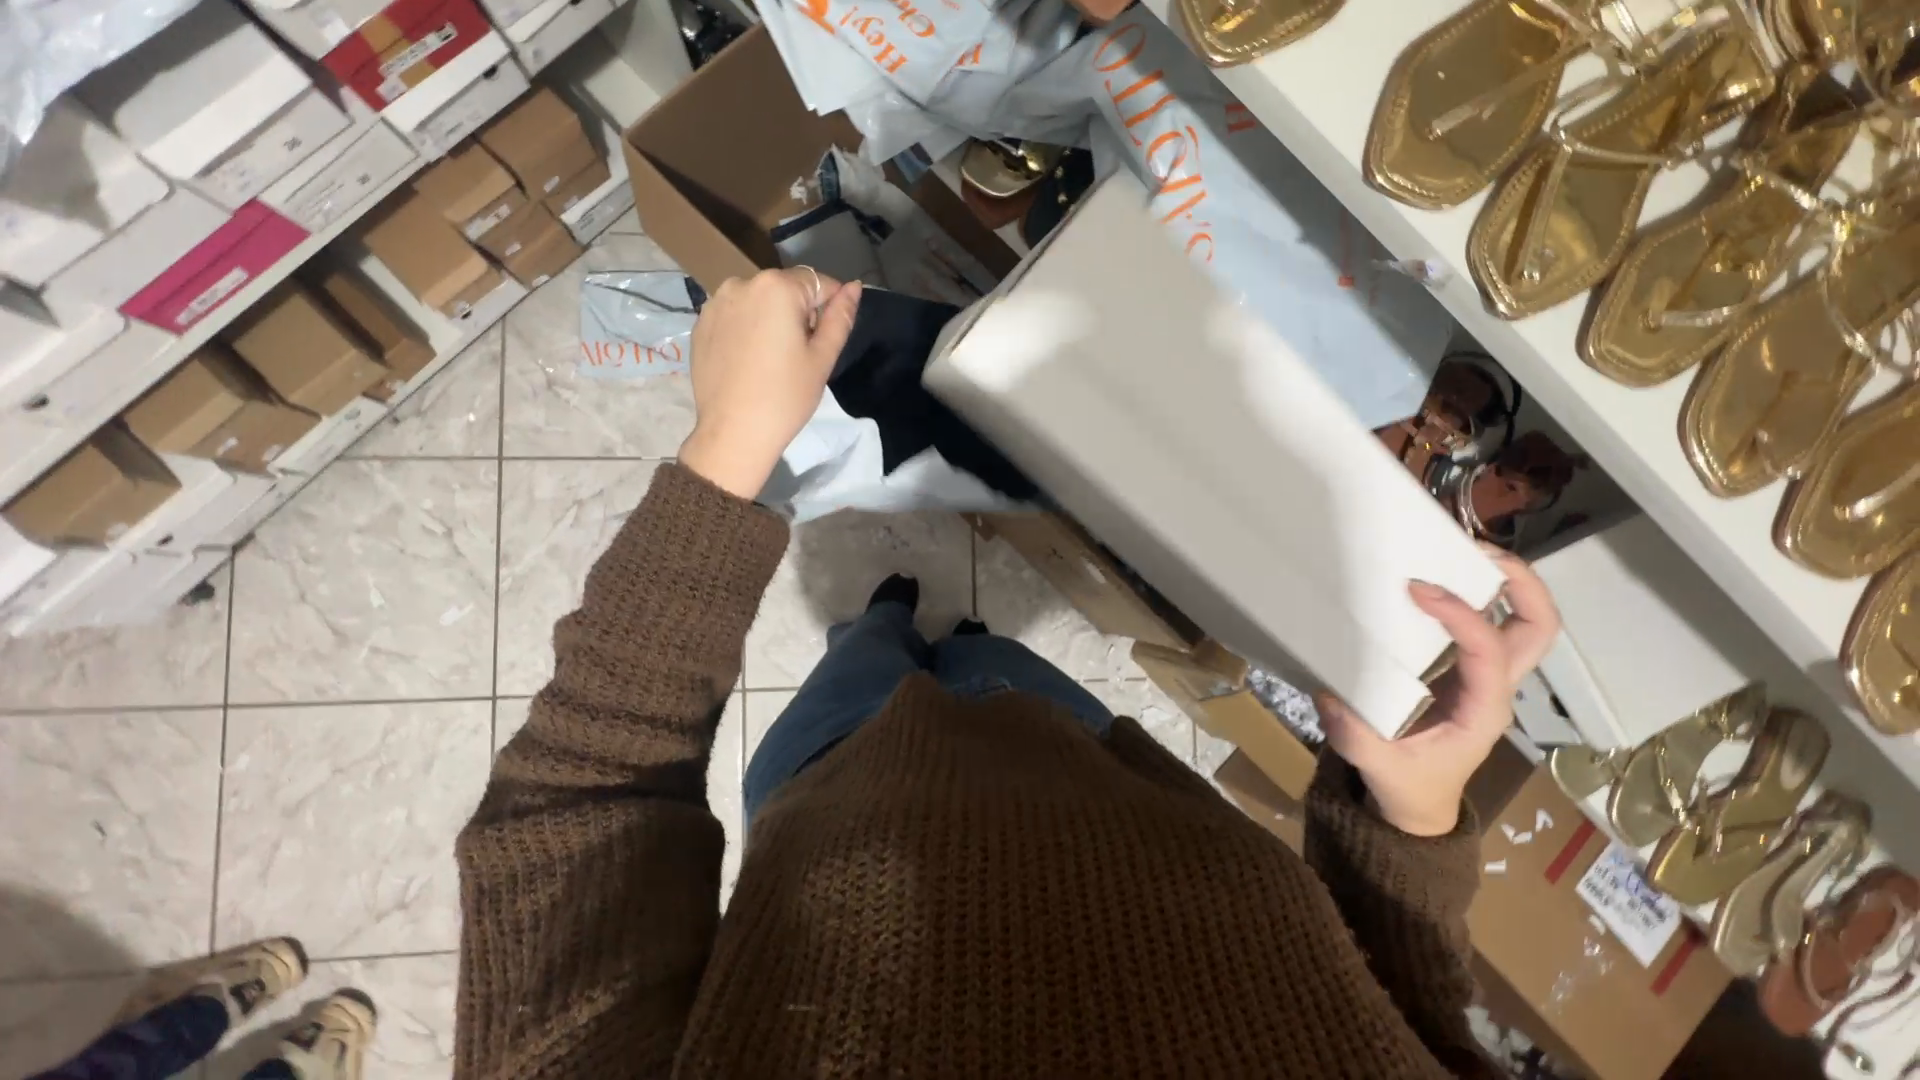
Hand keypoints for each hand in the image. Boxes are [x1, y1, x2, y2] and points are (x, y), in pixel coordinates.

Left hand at [678, 268, 861, 497]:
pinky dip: (746, 329)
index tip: (825, 339)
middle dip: (797, 312)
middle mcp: (742, 284)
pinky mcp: (700, 324)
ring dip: (770, 319)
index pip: (818, 282)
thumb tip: (854, 286)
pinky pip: (734, 316)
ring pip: (758, 301)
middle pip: (785, 289)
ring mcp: (716, 303)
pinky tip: (749, 361)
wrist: (734, 432)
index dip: (829, 307)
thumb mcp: (822, 357)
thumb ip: (840, 316)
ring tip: (772, 359)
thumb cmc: (786, 396)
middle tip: (799, 354)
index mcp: (777, 287)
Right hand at [1315, 548, 1560, 836]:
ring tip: (1460, 553)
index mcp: (1483, 709)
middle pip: (1538, 627)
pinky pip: (1487, 623)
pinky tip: (1436, 577)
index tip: (1416, 588)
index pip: (1489, 649)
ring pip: (1523, 621)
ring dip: (1504, 583)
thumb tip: (1330, 696)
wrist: (1418, 804)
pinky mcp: (1465, 669)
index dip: (1461, 613)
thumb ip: (1357, 739)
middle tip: (1475, 553)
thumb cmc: (1407, 785)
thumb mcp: (1380, 768)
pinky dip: (1473, 593)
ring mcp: (1485, 675)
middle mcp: (1495, 686)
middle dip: (1520, 584)